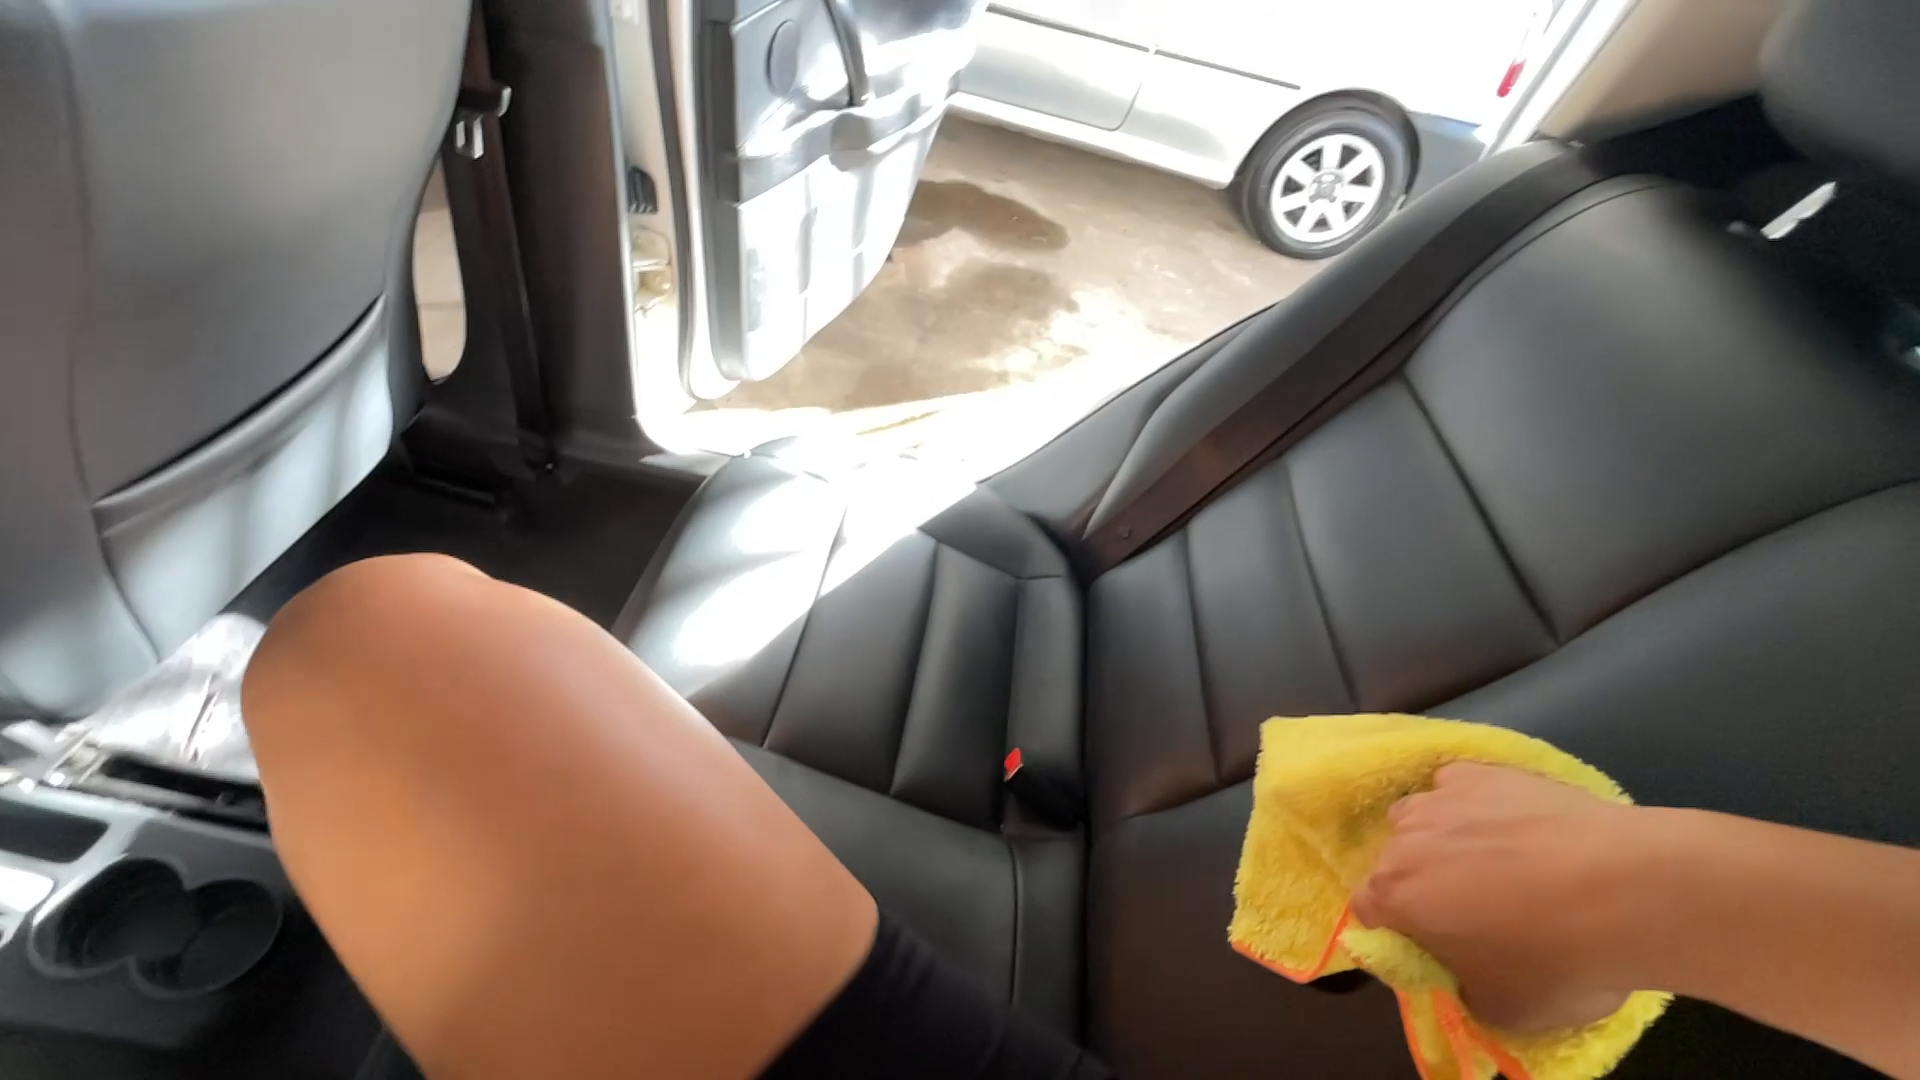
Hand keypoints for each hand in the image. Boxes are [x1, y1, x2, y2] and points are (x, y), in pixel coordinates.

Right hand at [1351, 763, 1659, 1032]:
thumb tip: (1454, 970)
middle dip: (1422, 883)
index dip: (1399, 930)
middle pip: (1395, 861)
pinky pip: (1461, 789)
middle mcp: (1402, 837)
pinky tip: (1517, 827)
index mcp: (1394, 893)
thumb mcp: (1504, 1009)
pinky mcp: (1481, 771)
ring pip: (1422, 818)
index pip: (1369, 910)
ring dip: (1442, 840)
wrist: (1633, 889)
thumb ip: (1457, 987)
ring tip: (1498, 863)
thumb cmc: (1560, 958)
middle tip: (1474, 909)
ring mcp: (1440, 796)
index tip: (1438, 946)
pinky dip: (1476, 807)